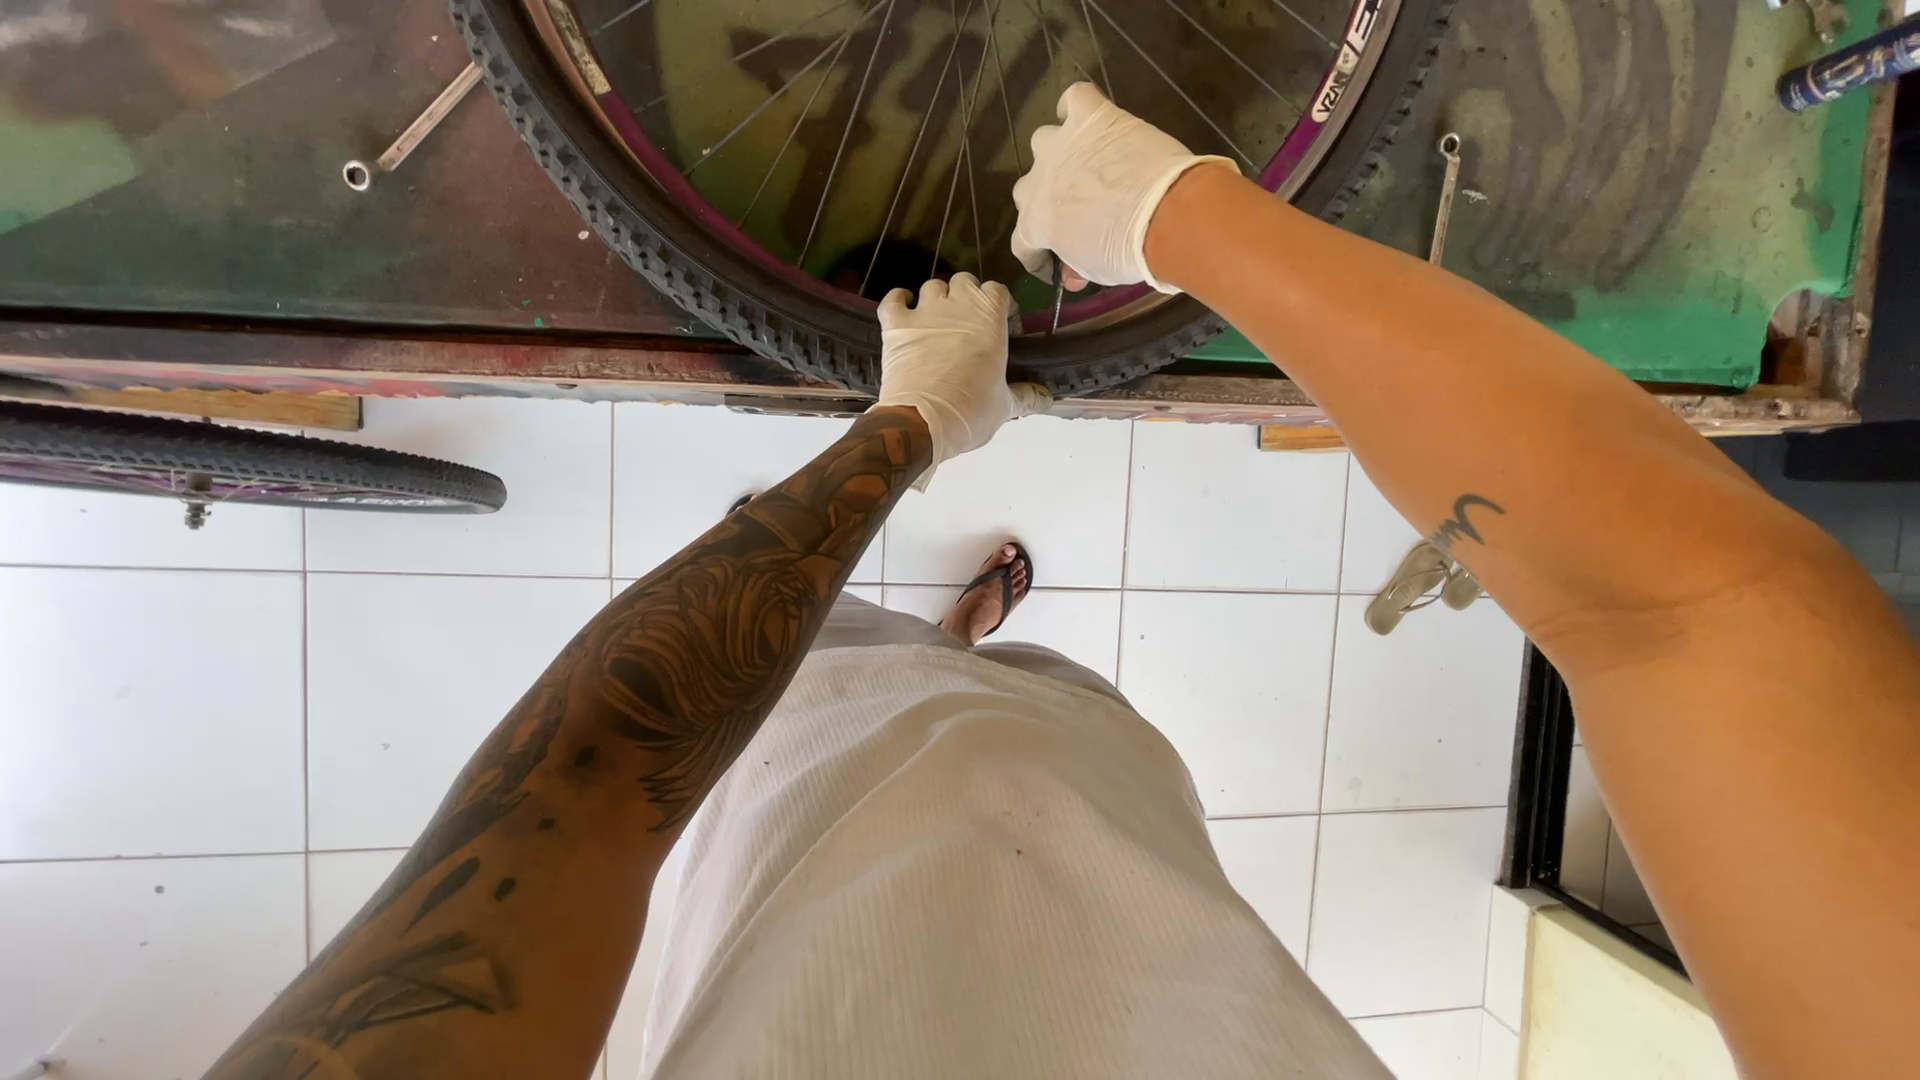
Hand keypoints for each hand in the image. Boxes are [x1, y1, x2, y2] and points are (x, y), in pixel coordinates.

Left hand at [875, 274, 1051, 488]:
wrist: (922, 422)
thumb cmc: (971, 411)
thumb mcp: (1006, 406)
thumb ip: (1027, 395)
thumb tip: (1047, 398)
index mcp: (989, 319)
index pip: (998, 291)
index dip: (1000, 305)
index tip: (1001, 325)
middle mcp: (957, 306)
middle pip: (964, 282)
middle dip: (967, 297)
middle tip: (968, 323)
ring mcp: (923, 312)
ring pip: (932, 287)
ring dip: (937, 299)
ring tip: (938, 320)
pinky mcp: (894, 325)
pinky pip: (894, 299)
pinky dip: (899, 300)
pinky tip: (904, 309)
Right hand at [1011, 82, 1237, 293]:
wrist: (1165, 213)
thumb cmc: (1126, 251)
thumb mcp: (1094, 270)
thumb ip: (1075, 266)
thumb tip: (1072, 273)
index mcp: (1035, 223)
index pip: (1022, 243)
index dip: (1036, 258)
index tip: (1053, 266)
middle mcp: (1037, 180)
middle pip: (1027, 191)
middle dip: (1045, 204)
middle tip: (1072, 214)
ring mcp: (1061, 143)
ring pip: (1042, 143)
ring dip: (1056, 156)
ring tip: (1079, 165)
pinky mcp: (1091, 115)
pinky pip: (1073, 99)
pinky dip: (1074, 107)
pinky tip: (1085, 119)